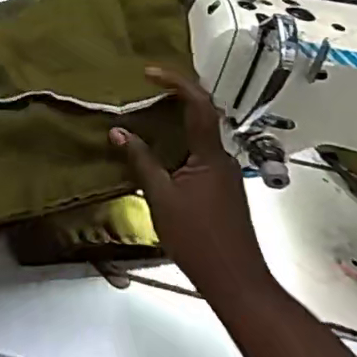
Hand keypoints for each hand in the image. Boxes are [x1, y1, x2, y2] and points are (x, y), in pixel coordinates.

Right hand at [110, 67, 267, 291]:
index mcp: (210, 156)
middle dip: (175, 98)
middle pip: (202, 116)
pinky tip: (158, 154)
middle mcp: (222, 159)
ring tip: (144, 118)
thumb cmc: (198, 239)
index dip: (177, 83)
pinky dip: (178, 144)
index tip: (150, 73)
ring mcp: (224, 175)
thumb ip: (141, 161)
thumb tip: (118, 131)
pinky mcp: (222, 190)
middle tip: (144, 89)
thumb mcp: (161, 197)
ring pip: (199, 137)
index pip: (199, 106)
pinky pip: (199, 154)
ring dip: (174, 123)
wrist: (237, 283)